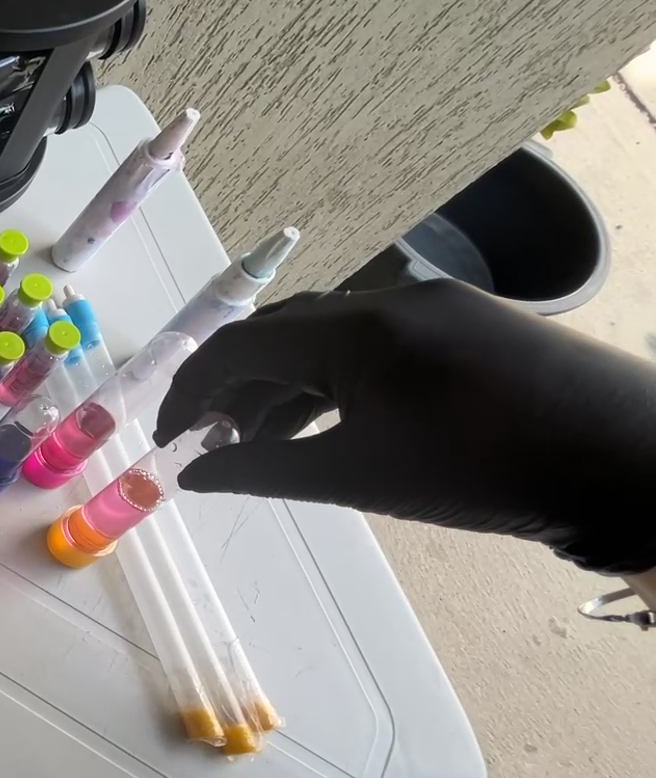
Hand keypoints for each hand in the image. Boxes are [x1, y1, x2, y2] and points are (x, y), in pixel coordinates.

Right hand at [154, 280, 655, 573]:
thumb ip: (256, 469)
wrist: (639, 464)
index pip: (238, 345)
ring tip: (252, 438)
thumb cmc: (482, 471)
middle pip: (274, 335)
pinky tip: (313, 422)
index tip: (168, 434)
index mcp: (357, 330)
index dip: (189, 390)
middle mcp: (389, 302)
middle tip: (205, 437)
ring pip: (319, 340)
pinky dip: (324, 381)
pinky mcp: (463, 325)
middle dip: (227, 386)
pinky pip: (366, 345)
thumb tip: (189, 474)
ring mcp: (432, 308)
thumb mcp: (351, 475)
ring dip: (274, 386)